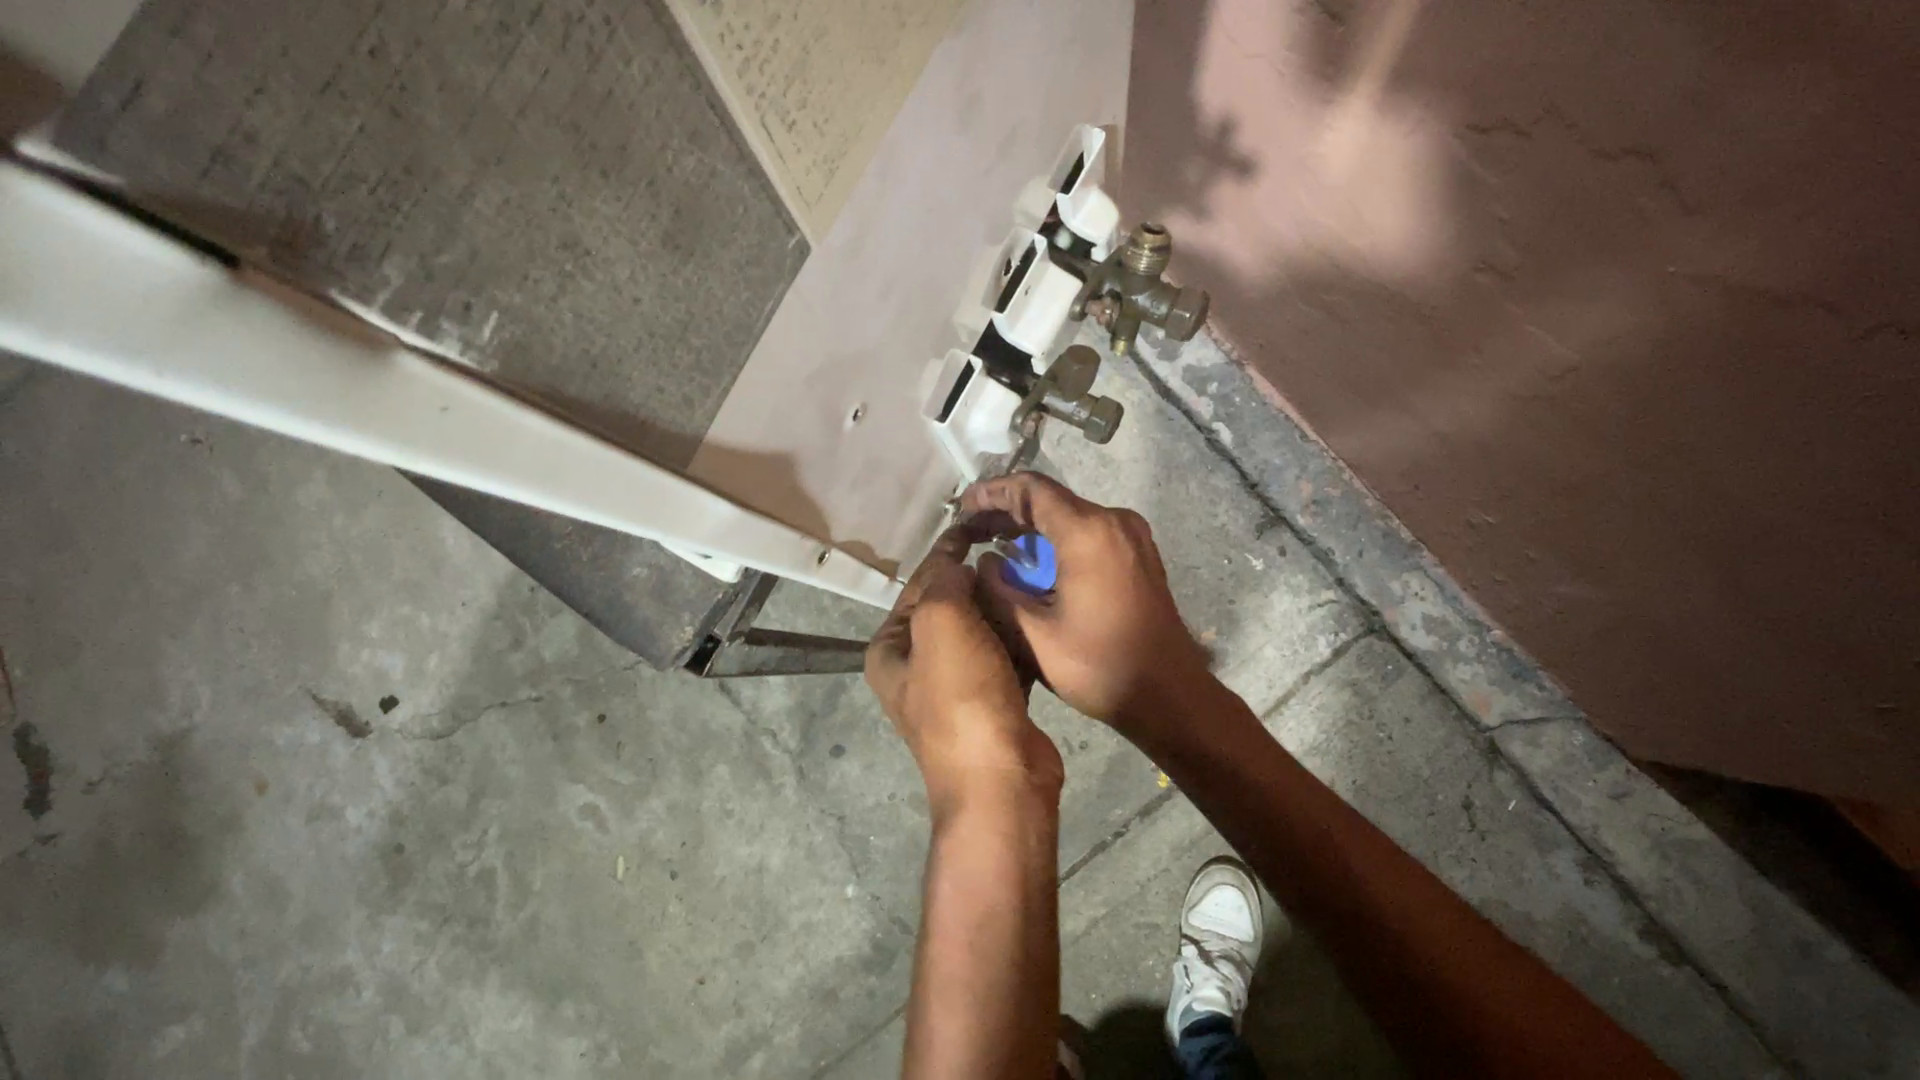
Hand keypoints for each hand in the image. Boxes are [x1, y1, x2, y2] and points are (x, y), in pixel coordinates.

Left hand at [866, 524, 1063, 811]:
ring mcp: (956, 687)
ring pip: (979, 630)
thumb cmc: (962, 697)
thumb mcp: (942, 624)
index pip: (919, 585)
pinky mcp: (993, 701)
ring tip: (1029, 572)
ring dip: (1000, 605)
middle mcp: (917, 666)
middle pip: (949, 606)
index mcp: (891, 648)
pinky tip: (1037, 614)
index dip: (947, 551)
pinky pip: (1003, 655)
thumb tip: (959, 567)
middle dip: (976, 578)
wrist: (1000, 778)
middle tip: (1010, 544)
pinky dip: (1017, 636)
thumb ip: (945, 582)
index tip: (975, 521)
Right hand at [964, 473, 1210, 731]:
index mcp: (1088, 532)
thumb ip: (999, 591)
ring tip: (992, 542)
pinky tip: (1032, 560)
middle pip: (1051, 499)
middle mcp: (1114, 522)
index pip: (1031, 489)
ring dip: (1031, 525)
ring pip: (1070, 514)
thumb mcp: (1033, 635)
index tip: (962, 507)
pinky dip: (1056, 538)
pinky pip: (1089, 531)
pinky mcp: (1138, 554)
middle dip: (1007, 510)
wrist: (1169, 694)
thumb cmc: (1100, 666)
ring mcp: (1131, 536)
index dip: (992, 492)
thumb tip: (983, 563)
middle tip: (969, 530)